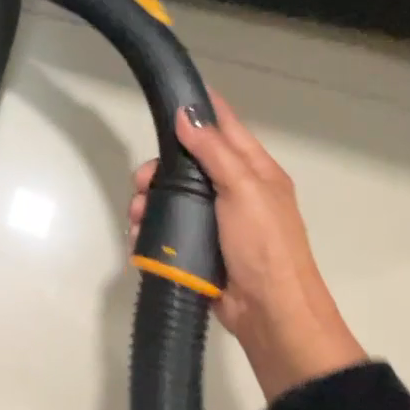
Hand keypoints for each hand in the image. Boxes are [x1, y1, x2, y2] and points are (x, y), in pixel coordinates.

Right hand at [130, 93, 366, 400]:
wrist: (271, 315)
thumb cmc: (264, 246)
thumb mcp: (243, 190)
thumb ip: (214, 150)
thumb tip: (186, 113)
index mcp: (256, 171)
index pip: (226, 126)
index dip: (201, 108)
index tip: (170, 94)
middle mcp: (236, 190)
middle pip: (188, 162)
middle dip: (160, 168)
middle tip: (142, 181)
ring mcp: (217, 220)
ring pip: (173, 194)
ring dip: (150, 200)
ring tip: (139, 214)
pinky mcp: (201, 245)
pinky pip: (170, 224)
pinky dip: (152, 225)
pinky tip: (141, 233)